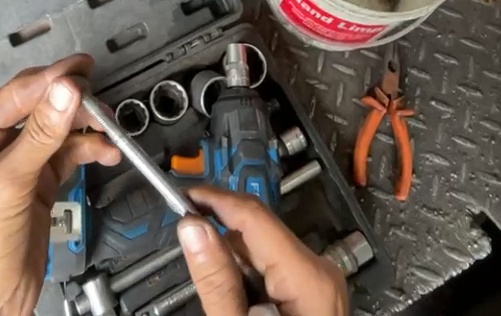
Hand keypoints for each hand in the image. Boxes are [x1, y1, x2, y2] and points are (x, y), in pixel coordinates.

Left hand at [0, 55, 120, 315]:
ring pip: (59, 130)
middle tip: (101, 100)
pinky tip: (105, 151)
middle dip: (72, 103)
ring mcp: (19, 164)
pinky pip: (68, 156)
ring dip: (85, 127)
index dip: (51, 80)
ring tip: (109, 128)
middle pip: (40, 108)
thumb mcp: (6, 185)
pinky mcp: (40, 185)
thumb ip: (40, 136)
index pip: (17, 94)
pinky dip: (89, 150)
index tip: (82, 71)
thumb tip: (65, 90)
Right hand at [175, 187, 350, 315]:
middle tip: (188, 249)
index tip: (180, 195)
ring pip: (262, 250)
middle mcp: (321, 272)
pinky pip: (273, 271)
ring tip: (219, 297)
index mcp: (308, 276)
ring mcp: (320, 285)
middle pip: (257, 231)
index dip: (213, 200)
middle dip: (220, 238)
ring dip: (232, 262)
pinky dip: (248, 279)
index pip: (252, 215)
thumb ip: (215, 281)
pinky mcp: (315, 297)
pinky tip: (238, 305)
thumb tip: (192, 228)